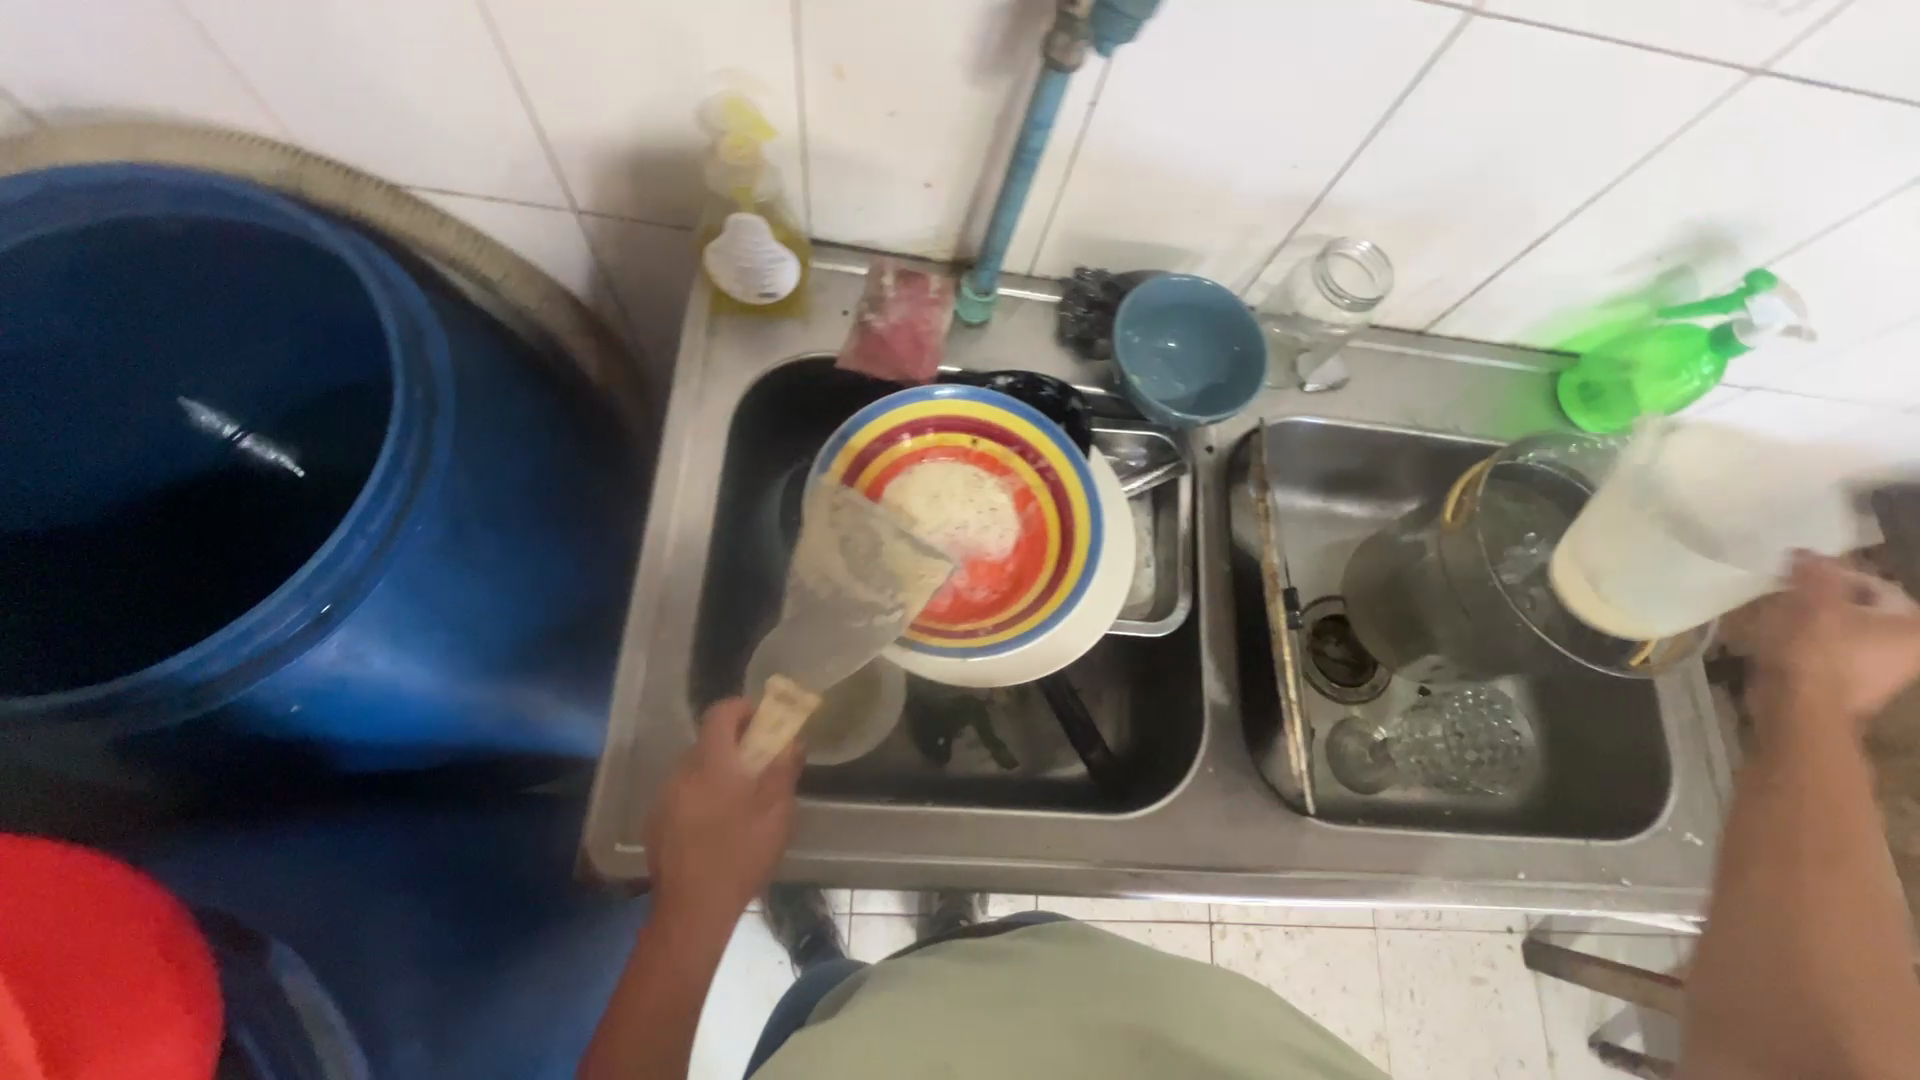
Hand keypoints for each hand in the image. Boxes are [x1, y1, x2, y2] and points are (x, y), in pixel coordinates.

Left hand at [644, 698, 802, 919]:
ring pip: (695, 771)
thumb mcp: (777, 811)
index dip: (743, 709)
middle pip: (708, 743)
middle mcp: (681, 773)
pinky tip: (718, 828)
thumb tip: (792, 742)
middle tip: (762, 766)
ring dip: (719, 774)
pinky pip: (683, 797)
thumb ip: (784, 769)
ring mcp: (664, 800)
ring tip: (743, 801)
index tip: (764, 722)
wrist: (693, 910)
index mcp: (710, 762)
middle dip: (736, 746)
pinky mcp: (656, 826)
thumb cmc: (741, 852)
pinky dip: (702, 799)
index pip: (720, 713)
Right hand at [1724, 551, 1919, 736]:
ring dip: (1809, 622)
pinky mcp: (1854, 686)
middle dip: (1817, 600)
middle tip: (1781, 597)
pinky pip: (1831, 653)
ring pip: (1841, 630)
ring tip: (1774, 620)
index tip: (1790, 577)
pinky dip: (1807, 645)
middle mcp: (1910, 647)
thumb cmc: (1816, 652)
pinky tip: (1780, 644)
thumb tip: (1805, 553)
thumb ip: (1814, 572)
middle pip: (1857, 608)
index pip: (1872, 583)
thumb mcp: (1814, 601)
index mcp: (1912, 624)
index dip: (1828, 575)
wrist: (1799, 709)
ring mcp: (1884, 671)